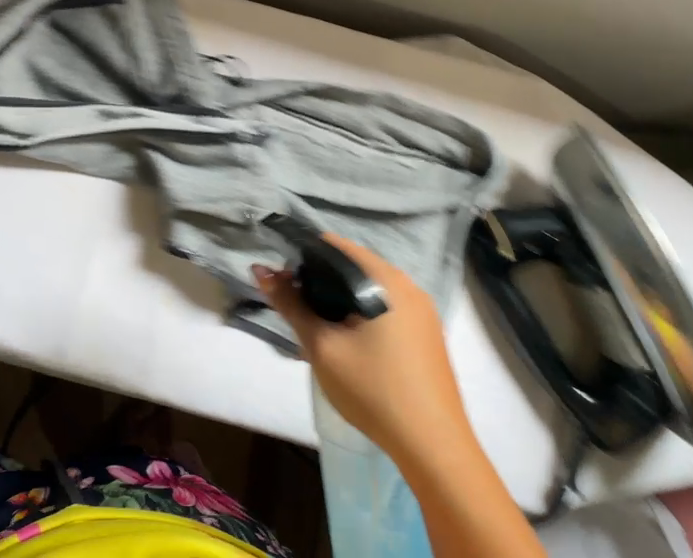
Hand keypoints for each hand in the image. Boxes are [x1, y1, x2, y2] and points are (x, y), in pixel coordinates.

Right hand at [254, 236, 470, 464]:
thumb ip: (290, 304)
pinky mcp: (427, 334)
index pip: (335, 246)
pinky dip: (360, 312)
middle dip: (319, 280)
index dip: (302, 256)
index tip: (283, 281)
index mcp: (387, 280)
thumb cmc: (372, 389)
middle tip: (295, 307)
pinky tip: (346, 339)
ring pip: (368, 288)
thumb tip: (260, 270)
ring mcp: (423, 312)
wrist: (432, 445)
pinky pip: (385, 307)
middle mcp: (409, 287)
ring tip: (316, 324)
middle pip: (353, 266)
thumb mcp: (322, 345)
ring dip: (338, 298)